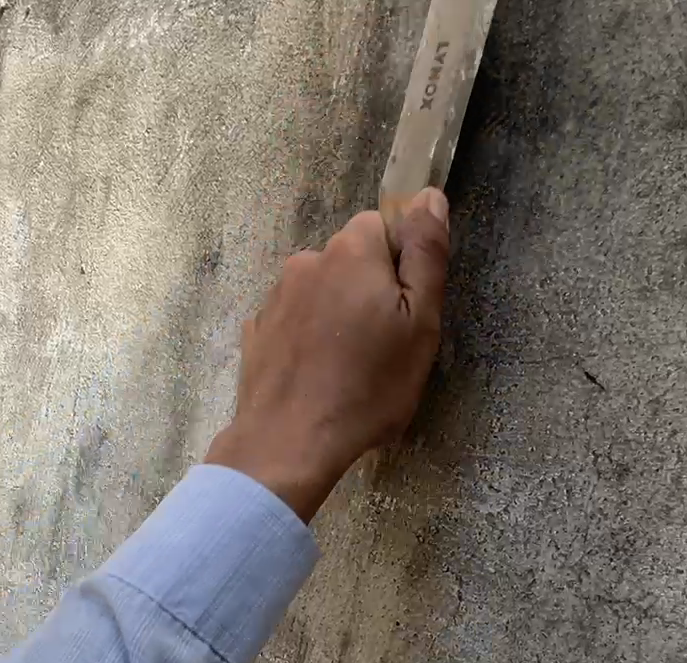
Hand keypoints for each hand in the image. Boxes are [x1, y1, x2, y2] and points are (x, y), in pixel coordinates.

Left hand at [204, 188, 451, 521]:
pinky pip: (294, 323)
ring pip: (320, 292)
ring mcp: (275, 298)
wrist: (290, 441)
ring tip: (346, 369)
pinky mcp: (257, 333)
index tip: (405, 312)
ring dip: (335, 316)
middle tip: (381, 348)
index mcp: (351, 251)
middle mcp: (307, 261)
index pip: (382, 226)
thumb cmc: (368, 387)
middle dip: (367, 291)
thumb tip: (429, 197)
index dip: (400, 266)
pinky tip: (316, 377)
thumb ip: (426, 255)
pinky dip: (307, 340)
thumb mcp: (420, 324)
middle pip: (349, 261)